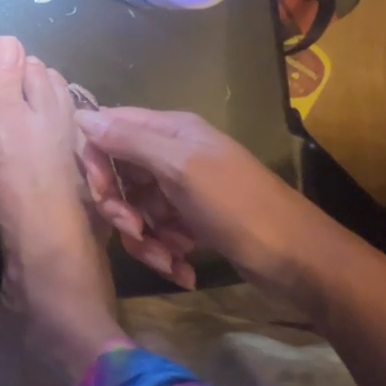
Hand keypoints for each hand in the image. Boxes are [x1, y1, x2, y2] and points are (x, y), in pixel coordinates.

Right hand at [73, 107, 355, 295]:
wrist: (304, 265)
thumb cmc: (240, 207)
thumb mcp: (180, 168)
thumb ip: (129, 140)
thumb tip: (82, 116)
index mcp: (170, 130)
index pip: (109, 129)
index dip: (97, 160)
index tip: (103, 192)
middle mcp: (172, 154)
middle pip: (119, 173)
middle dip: (120, 207)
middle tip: (134, 230)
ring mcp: (182, 190)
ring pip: (135, 208)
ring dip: (143, 238)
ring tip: (167, 261)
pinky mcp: (191, 222)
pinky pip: (157, 231)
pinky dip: (164, 251)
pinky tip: (182, 270)